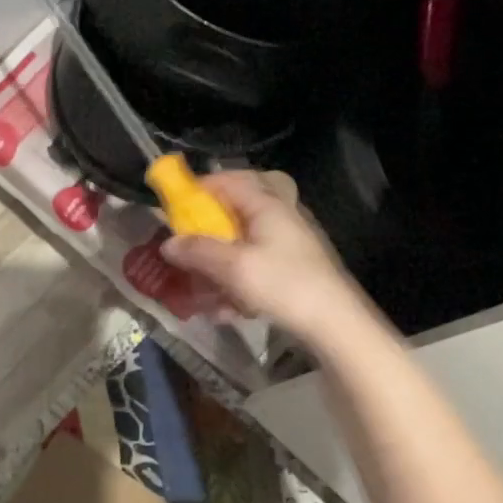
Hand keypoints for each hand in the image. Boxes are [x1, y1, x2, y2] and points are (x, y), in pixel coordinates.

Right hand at [160, 170, 367, 338]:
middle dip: (212, 225)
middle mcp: (281, 215)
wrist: (334, 322)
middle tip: (193, 239)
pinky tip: (229, 310)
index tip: (173, 206)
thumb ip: (198, 252)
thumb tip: (168, 244)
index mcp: (268, 204)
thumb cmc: (283, 285)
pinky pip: (257, 264)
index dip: (198, 188)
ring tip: (205, 289)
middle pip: (241, 205)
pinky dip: (238, 281)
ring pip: (246, 239)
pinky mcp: (293, 268)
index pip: (229, 180)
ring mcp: (290, 242)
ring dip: (221, 262)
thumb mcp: (233, 268)